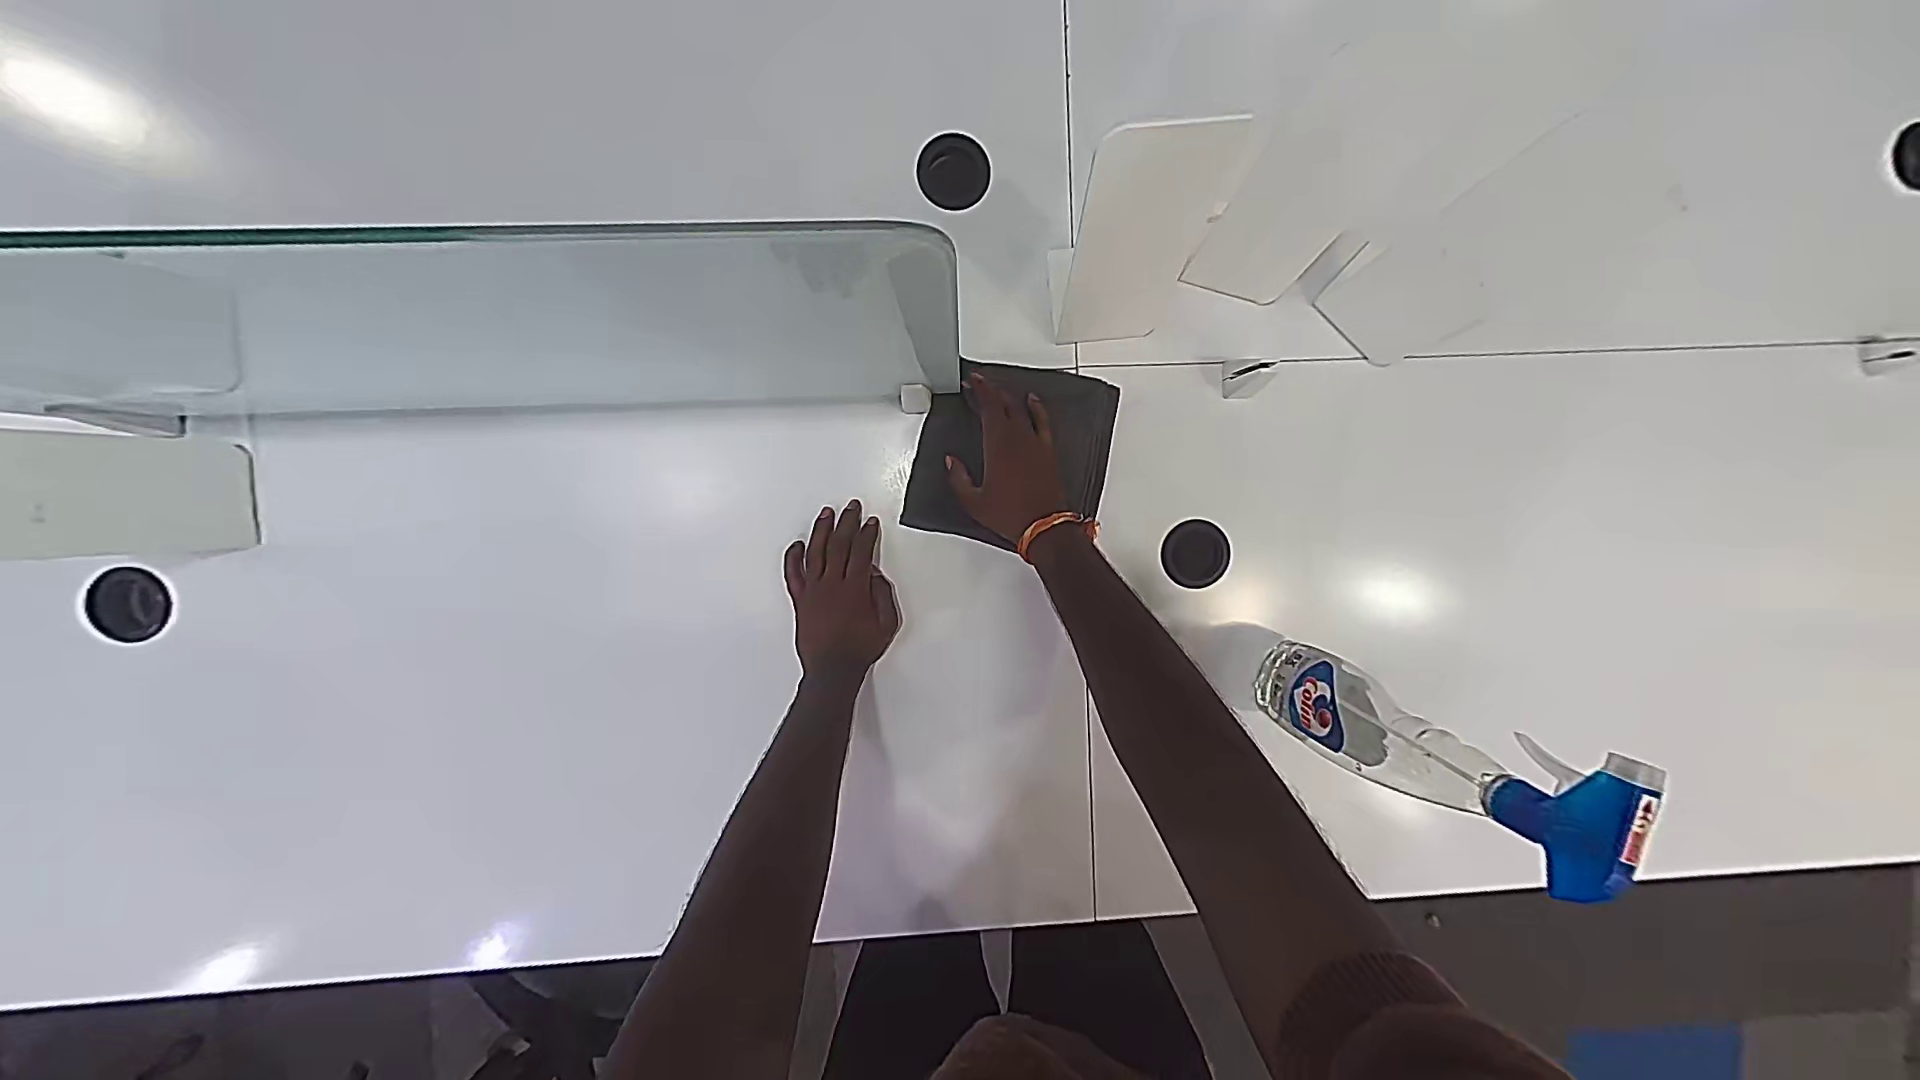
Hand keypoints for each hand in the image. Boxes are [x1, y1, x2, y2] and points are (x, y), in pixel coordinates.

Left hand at [783, 500, 900, 681]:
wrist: (832, 669)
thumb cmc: (859, 649)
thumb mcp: (887, 623)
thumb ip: (883, 595)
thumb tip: (875, 576)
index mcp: (855, 588)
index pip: (862, 551)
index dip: (867, 534)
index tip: (870, 523)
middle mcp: (832, 585)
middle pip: (839, 544)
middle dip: (847, 522)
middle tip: (852, 509)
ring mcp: (814, 591)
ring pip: (816, 552)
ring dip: (822, 530)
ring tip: (826, 514)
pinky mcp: (801, 600)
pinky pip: (794, 573)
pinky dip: (794, 556)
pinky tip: (798, 545)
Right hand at [945, 372, 1070, 543]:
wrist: (1045, 526)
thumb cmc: (1010, 515)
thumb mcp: (974, 501)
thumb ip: (959, 478)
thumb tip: (952, 461)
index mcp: (998, 445)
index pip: (988, 407)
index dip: (979, 390)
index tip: (971, 381)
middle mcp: (1018, 438)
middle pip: (1004, 403)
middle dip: (990, 390)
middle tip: (979, 384)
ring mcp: (1036, 442)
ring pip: (1022, 408)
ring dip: (1009, 396)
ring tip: (999, 390)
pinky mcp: (1048, 450)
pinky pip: (1043, 421)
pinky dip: (1037, 407)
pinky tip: (1032, 400)